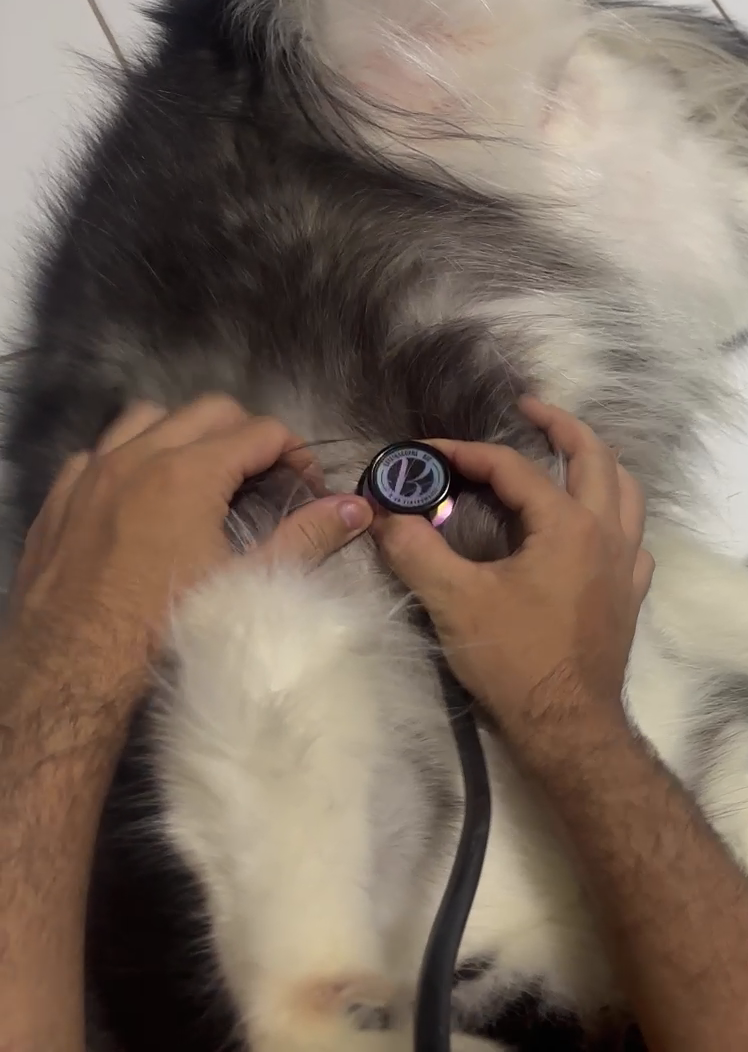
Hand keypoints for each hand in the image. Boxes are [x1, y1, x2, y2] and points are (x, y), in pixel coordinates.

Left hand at [1, 396, 372, 711]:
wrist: (72, 665)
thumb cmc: (170, 618)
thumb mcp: (256, 577)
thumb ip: (311, 532)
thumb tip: (359, 507)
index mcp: (187, 474)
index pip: (262, 430)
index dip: (298, 454)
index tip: (308, 489)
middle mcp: (134, 460)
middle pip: (210, 410)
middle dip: (250, 435)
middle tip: (269, 477)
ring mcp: (89, 475)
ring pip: (148, 417)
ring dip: (190, 435)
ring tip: (211, 475)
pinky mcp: (59, 497)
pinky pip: (102, 449)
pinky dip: (136, 456)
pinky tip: (154, 497)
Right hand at [372, 398, 652, 738]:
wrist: (568, 716)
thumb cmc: (514, 657)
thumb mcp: (453, 599)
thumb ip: (415, 549)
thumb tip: (383, 513)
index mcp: (569, 526)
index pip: (516, 470)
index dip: (467, 453)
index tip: (426, 453)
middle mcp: (608, 532)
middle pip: (597, 458)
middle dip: (564, 426)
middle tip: (531, 410)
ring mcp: (629, 559)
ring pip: (627, 492)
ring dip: (600, 464)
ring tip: (569, 452)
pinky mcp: (633, 587)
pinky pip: (634, 534)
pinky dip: (616, 514)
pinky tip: (595, 523)